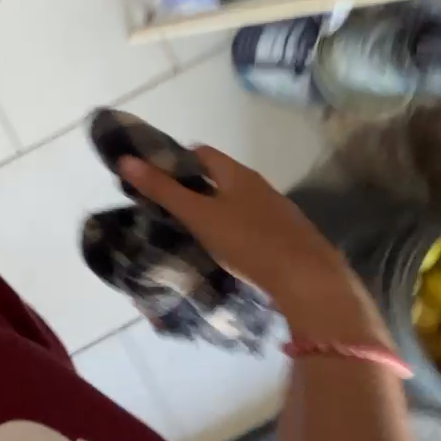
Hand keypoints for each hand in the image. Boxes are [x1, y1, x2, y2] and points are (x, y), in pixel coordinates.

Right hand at [118, 146, 386, 342]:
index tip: (156, 175)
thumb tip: (124, 159)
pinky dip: (238, 228)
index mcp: (237, 174)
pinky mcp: (293, 239)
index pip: (201, 152)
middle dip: (195, 185)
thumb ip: (161, 189)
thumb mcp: (197, 215)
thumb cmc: (249, 242)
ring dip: (218, 207)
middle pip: (220, 176)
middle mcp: (261, 187)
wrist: (316, 288)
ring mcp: (281, 213)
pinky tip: (230, 247)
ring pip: (239, 201)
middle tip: (169, 203)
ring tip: (195, 227)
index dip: (177, 158)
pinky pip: (256, 223)